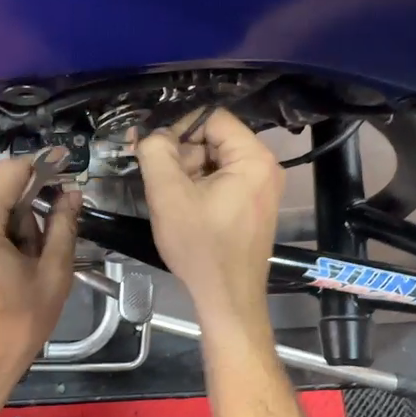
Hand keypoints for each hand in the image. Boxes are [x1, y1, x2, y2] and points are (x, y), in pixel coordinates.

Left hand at [0, 156, 81, 398]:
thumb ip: (62, 227)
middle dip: (26, 214)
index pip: (8, 173)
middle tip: (43, 252)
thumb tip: (70, 194)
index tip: (64, 165)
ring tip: (22, 271)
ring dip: (10, 231)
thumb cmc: (15, 327)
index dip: (39, 166)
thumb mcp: (52, 275)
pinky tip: (2, 275)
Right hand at [136, 109, 285, 318]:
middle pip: (214, 139)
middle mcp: (265, 168)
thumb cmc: (201, 247)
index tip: (154, 149)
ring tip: (169, 197)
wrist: (226, 298)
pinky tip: (182, 208)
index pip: (213, 118)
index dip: (179, 127)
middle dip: (182, 153)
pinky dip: (199, 187)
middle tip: (158, 177)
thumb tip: (150, 134)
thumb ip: (156, 153)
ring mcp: (261, 189)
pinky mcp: (252, 206)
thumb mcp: (169, 195)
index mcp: (253, 158)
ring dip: (187, 172)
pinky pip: (222, 181)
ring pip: (214, 161)